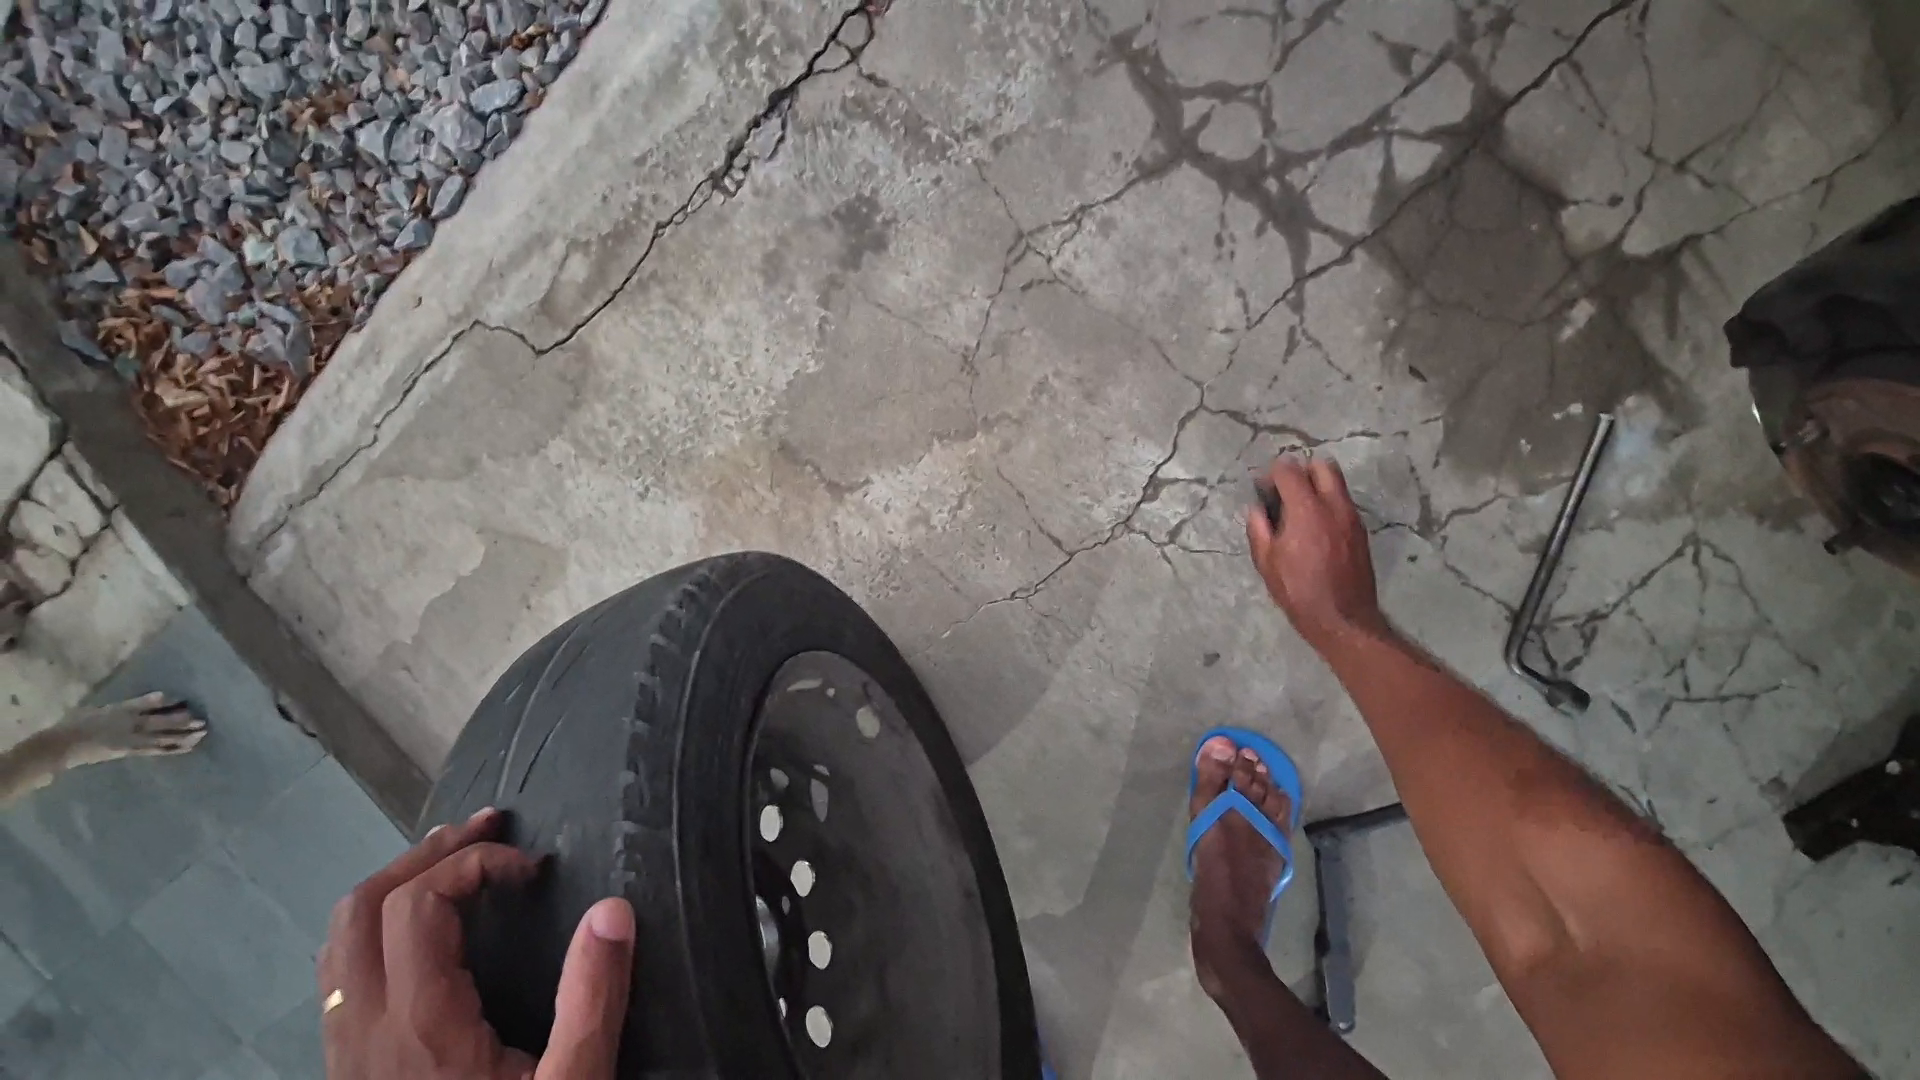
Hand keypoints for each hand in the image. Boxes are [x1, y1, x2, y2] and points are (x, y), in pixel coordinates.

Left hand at [319, 808, 635, 1079]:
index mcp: (420, 1025)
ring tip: (457, 859)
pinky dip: (381, 920)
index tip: (535, 869)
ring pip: (340, 938)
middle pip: (364, 905)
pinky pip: (342, 969)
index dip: (478, 862)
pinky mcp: (348, 1066)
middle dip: (431, 852)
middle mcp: (366, 1028)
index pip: (422, 902)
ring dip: (399, 880)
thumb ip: (593, 999)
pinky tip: (428, 930)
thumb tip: (612, 908)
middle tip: (492, 826)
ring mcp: (346, 1049)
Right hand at [1245, 456, 1389, 652]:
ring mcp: (1352, 517)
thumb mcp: (1266, 562)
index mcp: (1306, 510)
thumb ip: (1258, 528)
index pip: (1289, 470)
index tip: (1262, 488)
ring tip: (1299, 510)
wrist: (1342, 618)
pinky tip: (1315, 528)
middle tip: (1285, 491)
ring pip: (1336, 483)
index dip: (1272, 473)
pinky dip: (1328, 503)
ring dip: (1316, 486)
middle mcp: (1333, 506)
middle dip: (1301, 470)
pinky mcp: (1361, 531)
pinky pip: (1343, 503)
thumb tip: (1256, 509)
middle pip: (1321, 466)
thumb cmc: (1297, 590)